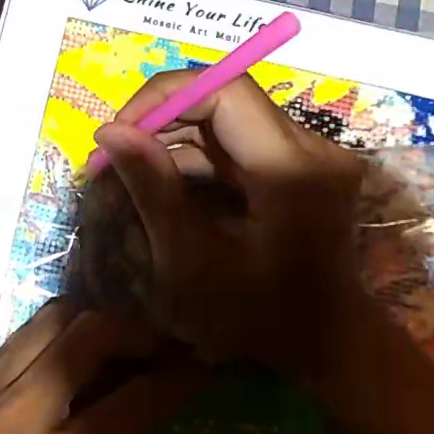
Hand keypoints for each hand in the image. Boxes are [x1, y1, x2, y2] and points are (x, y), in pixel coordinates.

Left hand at [0, 303, 203, 433]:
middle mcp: (19, 411)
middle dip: (138, 330)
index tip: (204, 374)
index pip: (130, 403)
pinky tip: (71, 355)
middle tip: (166, 347)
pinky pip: (20, 337)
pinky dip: (57, 330)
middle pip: (87, 335)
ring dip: (96, 320)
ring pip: (50, 321)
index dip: (177, 382)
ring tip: (123, 341)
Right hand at [92, 70, 367, 382]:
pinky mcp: (300, 164)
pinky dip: (196, 155)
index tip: (119, 132)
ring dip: (174, 137)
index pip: (226, 91)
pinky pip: (238, 141)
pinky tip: (164, 181)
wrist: (324, 342)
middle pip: (225, 100)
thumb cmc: (257, 317)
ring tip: (130, 170)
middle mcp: (312, 148)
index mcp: (290, 170)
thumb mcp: (190, 259)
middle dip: (161, 120)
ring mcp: (310, 154)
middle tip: (114, 155)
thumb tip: (109, 131)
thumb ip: (151, 188)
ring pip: (227, 118)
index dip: (165, 97)